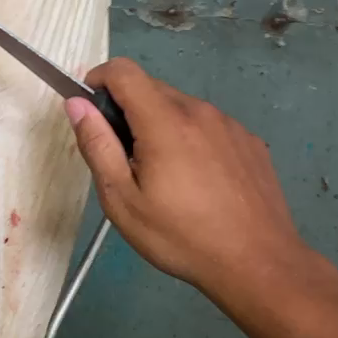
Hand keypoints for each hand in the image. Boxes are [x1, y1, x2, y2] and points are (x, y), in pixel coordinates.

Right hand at [66, 58, 312, 297]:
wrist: (260, 266)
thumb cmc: (182, 236)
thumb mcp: (122, 199)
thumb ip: (97, 145)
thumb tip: (77, 104)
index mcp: (164, 121)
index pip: (124, 71)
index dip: (99, 79)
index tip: (91, 110)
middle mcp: (199, 111)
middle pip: (151, 88)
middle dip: (128, 111)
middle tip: (125, 159)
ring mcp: (229, 124)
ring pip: (180, 107)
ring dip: (160, 125)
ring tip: (165, 175)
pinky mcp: (249, 141)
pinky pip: (207, 125)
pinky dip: (191, 138)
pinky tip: (199, 182)